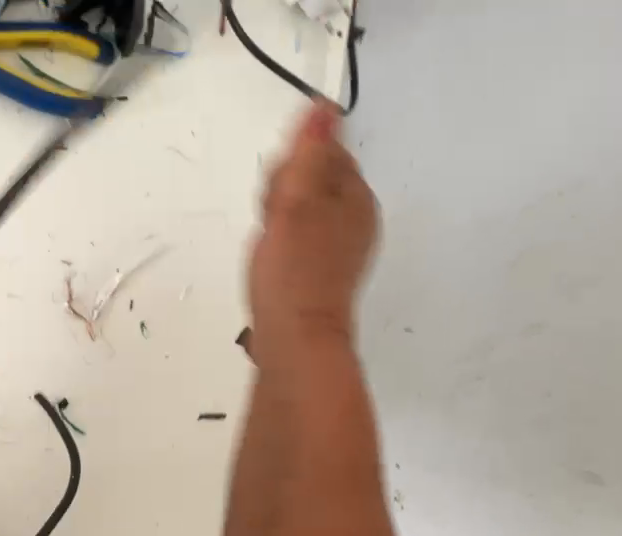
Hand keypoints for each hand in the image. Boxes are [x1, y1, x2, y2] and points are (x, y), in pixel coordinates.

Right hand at [249, 100, 378, 347]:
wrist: (295, 343)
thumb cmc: (291, 273)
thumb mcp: (295, 204)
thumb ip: (308, 155)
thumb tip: (322, 107)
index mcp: (354, 198)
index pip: (323, 155)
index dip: (289, 168)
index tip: (273, 197)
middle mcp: (355, 222)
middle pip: (315, 186)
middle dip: (283, 196)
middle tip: (268, 226)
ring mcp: (341, 254)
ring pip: (305, 217)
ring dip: (279, 224)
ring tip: (266, 249)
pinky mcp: (322, 280)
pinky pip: (301, 246)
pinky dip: (282, 249)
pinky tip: (270, 267)